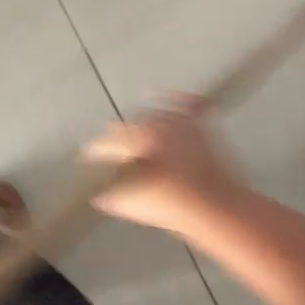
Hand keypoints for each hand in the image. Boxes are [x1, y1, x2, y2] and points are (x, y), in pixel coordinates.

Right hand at [84, 94, 247, 232]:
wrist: (217, 207)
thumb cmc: (172, 206)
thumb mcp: (134, 203)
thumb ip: (113, 196)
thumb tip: (99, 195)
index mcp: (139, 139)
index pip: (109, 141)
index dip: (96, 149)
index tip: (86, 154)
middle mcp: (160, 123)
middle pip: (132, 124)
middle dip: (119, 134)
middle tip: (110, 143)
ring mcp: (185, 122)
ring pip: (156, 114)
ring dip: (143, 120)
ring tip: (135, 129)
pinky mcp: (205, 127)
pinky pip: (189, 105)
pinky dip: (175, 100)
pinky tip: (167, 97)